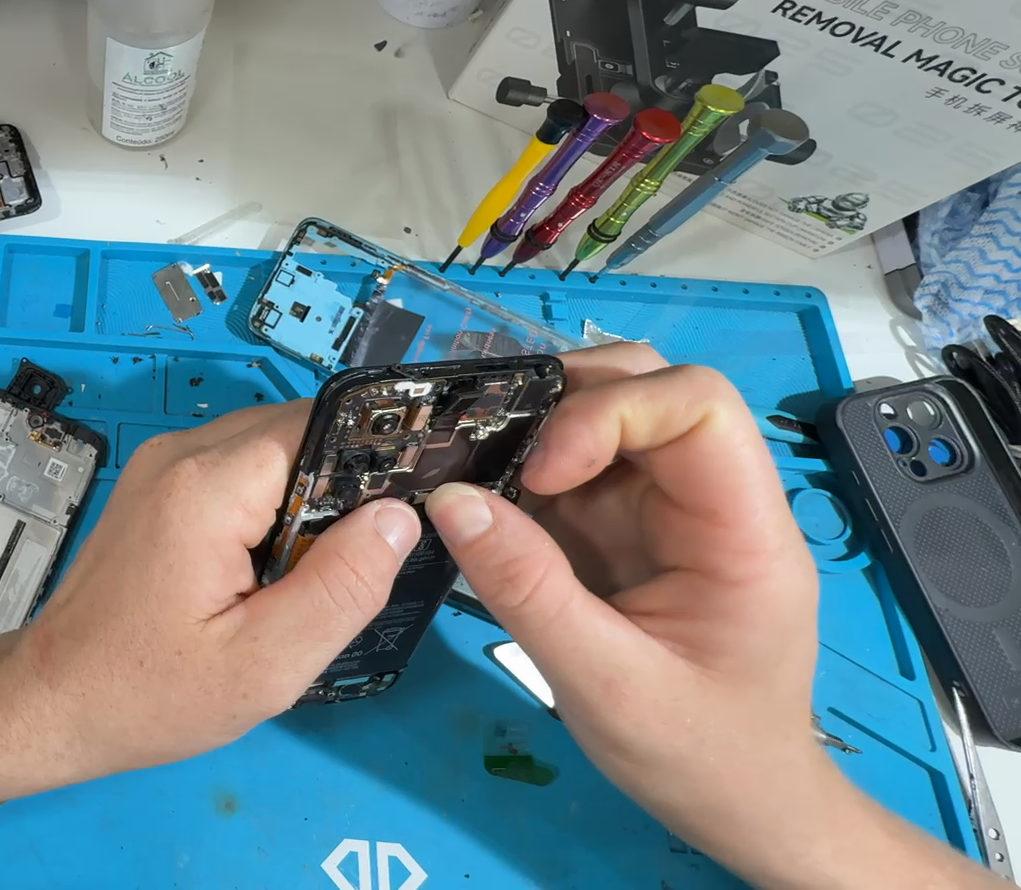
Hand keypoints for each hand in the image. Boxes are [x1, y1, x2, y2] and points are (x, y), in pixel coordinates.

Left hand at [7, 401, 422, 780]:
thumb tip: (397, 515)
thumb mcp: (266, 662)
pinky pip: (230, 466)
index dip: (369, 456)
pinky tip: (272, 555)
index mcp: (206, 485)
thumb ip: (341, 585)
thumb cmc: (154, 691)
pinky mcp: (152, 483)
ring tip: (321, 559)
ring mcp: (159, 462)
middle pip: (288, 429)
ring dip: (302, 489)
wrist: (56, 695)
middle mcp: (179, 452)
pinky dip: (265, 496)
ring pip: (261, 445)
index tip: (412, 498)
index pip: (313, 426)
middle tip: (366, 548)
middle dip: (339, 477)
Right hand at [424, 344, 836, 879]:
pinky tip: (469, 489)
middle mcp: (696, 495)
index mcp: (737, 530)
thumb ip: (526, 591)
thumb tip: (446, 498)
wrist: (731, 800)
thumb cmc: (697, 751)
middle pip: (645, 383)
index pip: (695, 406)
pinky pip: (553, 455)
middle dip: (560, 394)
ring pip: (595, 406)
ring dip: (527, 418)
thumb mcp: (605, 685)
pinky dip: (505, 455)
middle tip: (488, 441)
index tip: (539, 477)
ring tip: (469, 456)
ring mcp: (648, 503)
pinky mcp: (604, 519)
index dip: (607, 414)